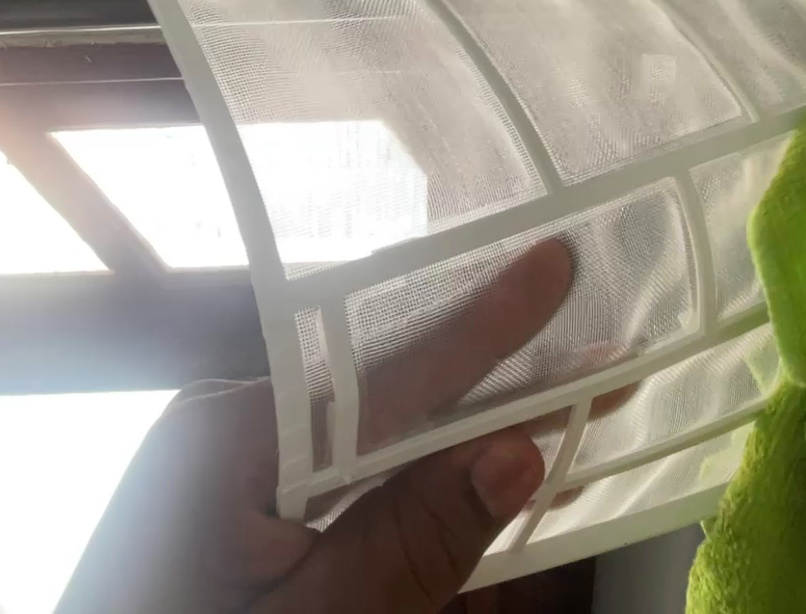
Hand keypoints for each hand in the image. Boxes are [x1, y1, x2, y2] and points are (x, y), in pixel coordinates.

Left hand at [57, 240, 577, 613]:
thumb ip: (411, 541)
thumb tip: (513, 449)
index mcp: (229, 433)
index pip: (386, 375)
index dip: (483, 326)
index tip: (552, 265)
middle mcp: (222, 418)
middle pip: (376, 394)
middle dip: (482, 382)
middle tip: (586, 367)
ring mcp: (219, 450)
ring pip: (356, 431)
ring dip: (444, 432)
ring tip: (539, 411)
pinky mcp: (221, 484)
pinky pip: (325, 463)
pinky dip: (391, 470)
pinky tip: (444, 463)